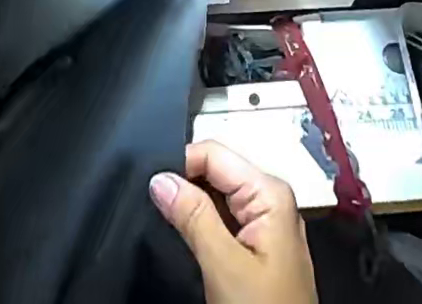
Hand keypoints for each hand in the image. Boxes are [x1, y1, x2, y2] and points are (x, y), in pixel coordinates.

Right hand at [151, 140, 317, 303]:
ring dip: (190, 204)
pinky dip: (200, 223)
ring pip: (215, 195)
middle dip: (184, 183)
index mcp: (269, 192)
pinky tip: (185, 236)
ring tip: (165, 218)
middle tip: (154, 204)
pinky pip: (221, 219)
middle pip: (216, 171)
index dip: (181, 163)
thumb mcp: (225, 267)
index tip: (151, 186)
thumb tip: (160, 178)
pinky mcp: (254, 245)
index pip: (216, 153)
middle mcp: (269, 198)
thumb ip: (193, 217)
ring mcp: (263, 222)